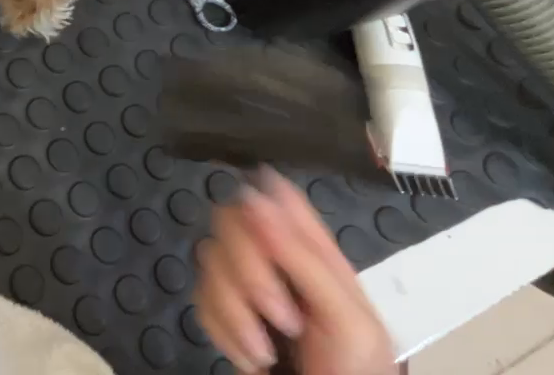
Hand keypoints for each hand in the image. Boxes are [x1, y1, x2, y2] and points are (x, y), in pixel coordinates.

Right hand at [195, 169, 394, 374]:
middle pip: (228, 220)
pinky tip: (251, 357)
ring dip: (235, 312)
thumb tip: (253, 196)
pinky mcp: (221, 310)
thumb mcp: (347, 320)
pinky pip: (198, 297)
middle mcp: (271, 255)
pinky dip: (223, 332)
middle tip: (280, 317)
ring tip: (265, 352)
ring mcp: (243, 282)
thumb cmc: (354, 373)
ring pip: (207, 259)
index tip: (264, 241)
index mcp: (310, 248)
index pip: (273, 195)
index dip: (259, 205)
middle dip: (246, 272)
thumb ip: (302, 258)